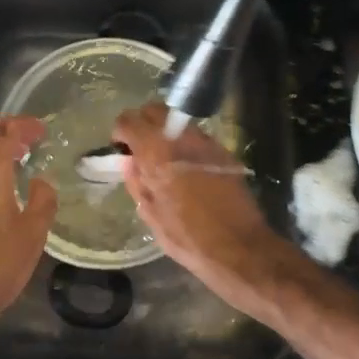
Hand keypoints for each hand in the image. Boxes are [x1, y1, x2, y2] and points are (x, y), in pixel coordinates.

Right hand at [113, 103, 293, 294]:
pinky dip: (186, 144)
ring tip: (164, 159)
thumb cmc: (188, 237)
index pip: (129, 120)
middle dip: (143, 123)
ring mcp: (206, 142)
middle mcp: (181, 138)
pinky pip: (198, 138)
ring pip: (178, 122)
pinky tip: (188, 169)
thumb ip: (137, 183)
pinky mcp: (224, 152)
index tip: (121, 149)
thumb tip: (129, 163)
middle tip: (140, 148)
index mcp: (156, 152)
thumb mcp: (151, 215)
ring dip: (166, 132)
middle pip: (155, 110)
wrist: (239, 247)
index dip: (120, 132)